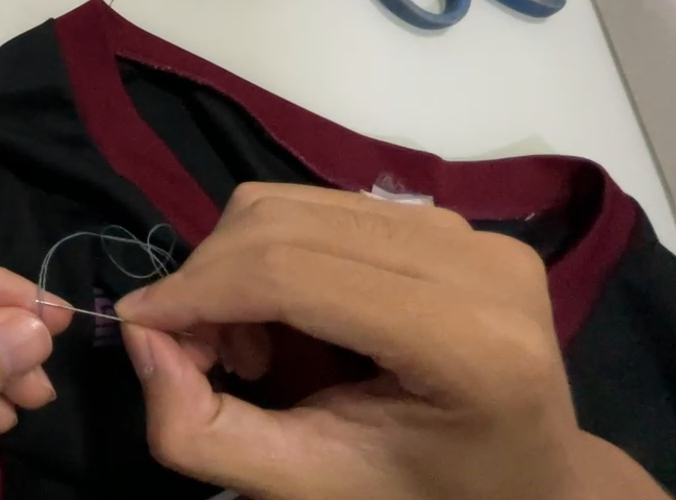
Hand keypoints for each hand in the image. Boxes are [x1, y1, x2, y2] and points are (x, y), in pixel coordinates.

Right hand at [115, 184, 669, 499]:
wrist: (536, 490)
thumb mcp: (308, 490)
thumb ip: (201, 431)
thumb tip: (140, 335)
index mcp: (470, 344)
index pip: (290, 276)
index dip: (198, 292)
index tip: (138, 323)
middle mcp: (476, 263)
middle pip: (279, 226)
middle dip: (207, 279)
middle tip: (197, 350)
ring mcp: (465, 229)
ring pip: (284, 205)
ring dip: (232, 262)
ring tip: (247, 337)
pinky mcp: (443, 216)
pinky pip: (309, 204)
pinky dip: (264, 247)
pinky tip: (284, 307)